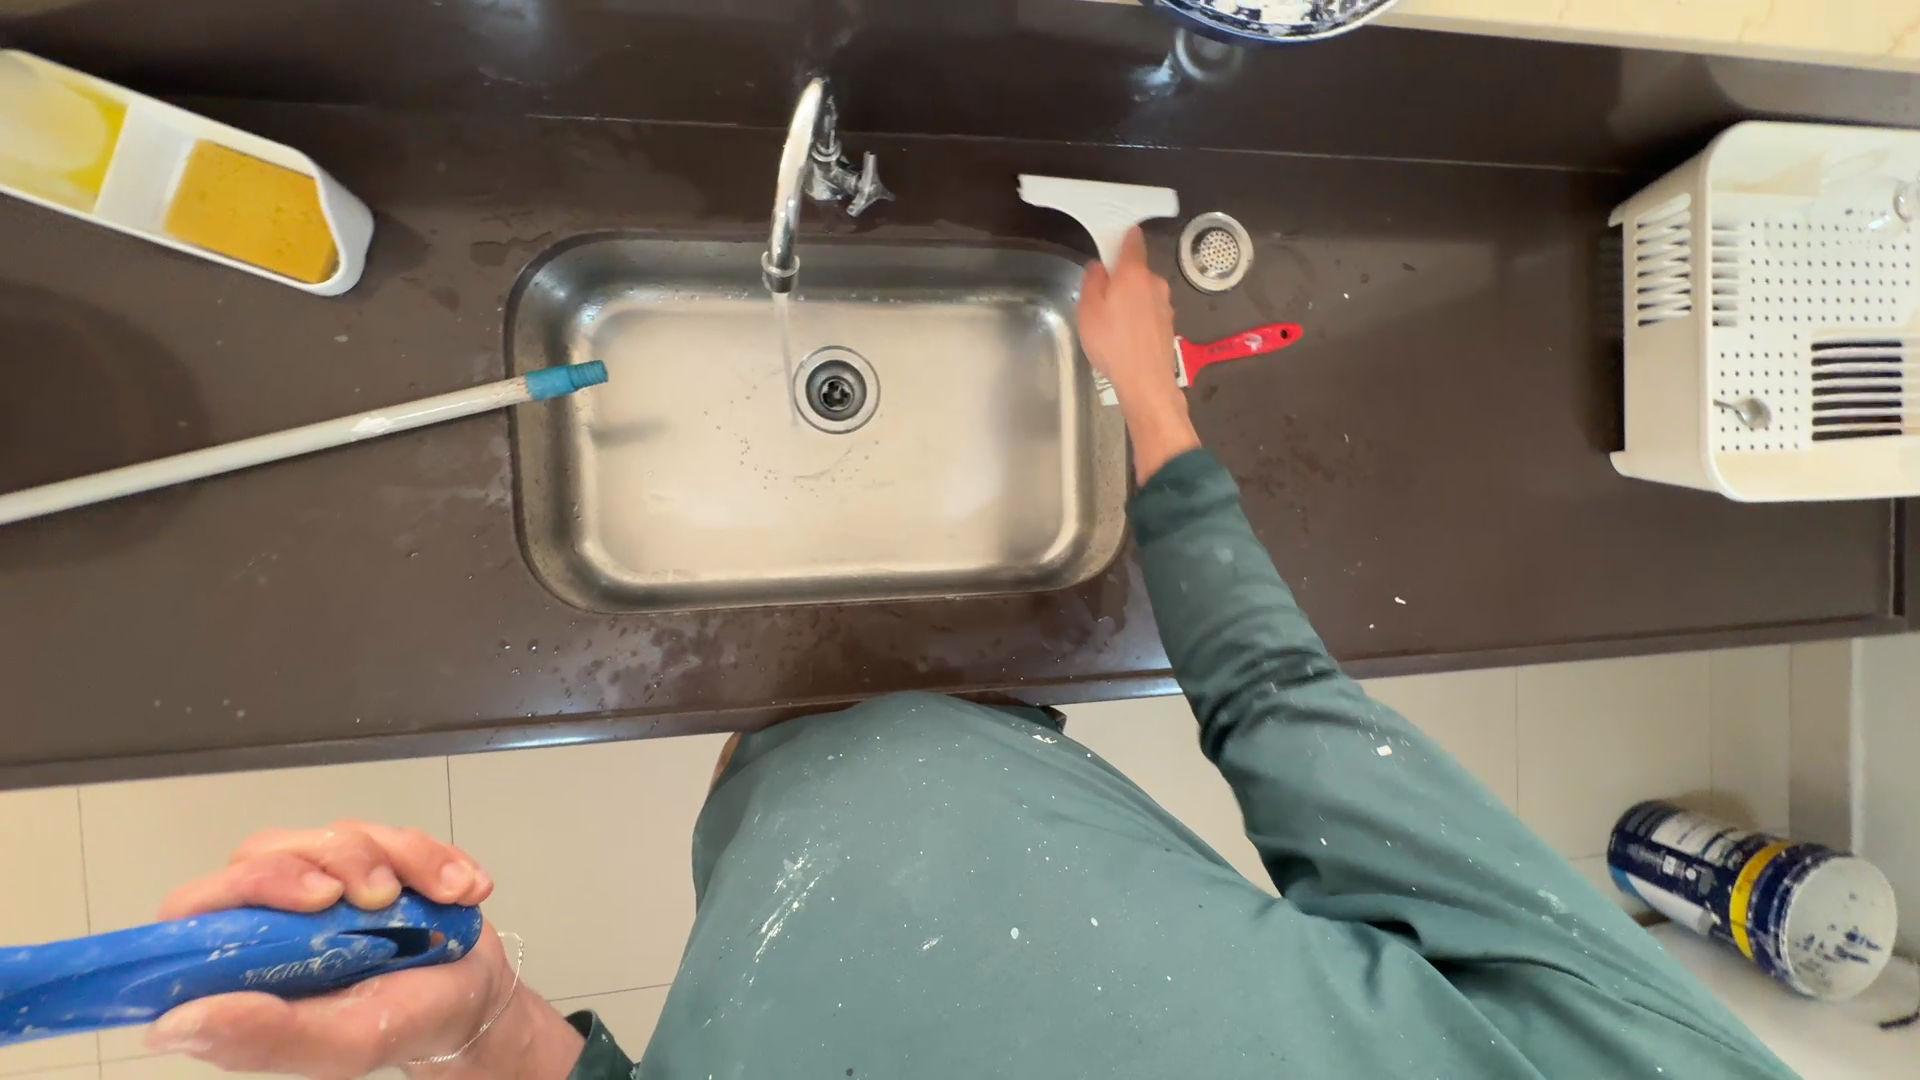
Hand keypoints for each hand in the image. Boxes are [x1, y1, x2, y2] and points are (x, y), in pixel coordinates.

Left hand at [146, 821, 581, 1079]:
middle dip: (346, 860)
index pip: (203, 903)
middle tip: (387, 896)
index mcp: (244, 962)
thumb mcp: (341, 1045)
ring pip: (352, 833)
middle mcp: (278, 914)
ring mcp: (336, 879)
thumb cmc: (403, 1024)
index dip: (254, 884)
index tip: (322, 899)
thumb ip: (267, 1037)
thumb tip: (172, 1023)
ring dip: (412, 861)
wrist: (474, 995)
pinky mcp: (387, 859)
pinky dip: (444, 858)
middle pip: (280, 848)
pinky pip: (407, 836)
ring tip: (452, 896)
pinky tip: (469, 890)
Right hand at [1077, 227, 1200, 482]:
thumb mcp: (1088, 310)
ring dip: (1129, 301)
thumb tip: (1098, 267)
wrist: (1145, 380)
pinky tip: (1126, 337)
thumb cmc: (1113, 344)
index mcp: (1133, 273)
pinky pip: (1149, 313)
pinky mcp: (1168, 325)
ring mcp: (1165, 304)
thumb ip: (1092, 282)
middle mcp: (1154, 283)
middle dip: (1120, 279)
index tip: (1111, 240)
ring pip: (1143, 293)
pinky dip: (1138, 319)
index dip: (1121, 236)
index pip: (1132, 240)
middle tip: (1100, 298)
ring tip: (1111, 324)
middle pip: (1136, 270)